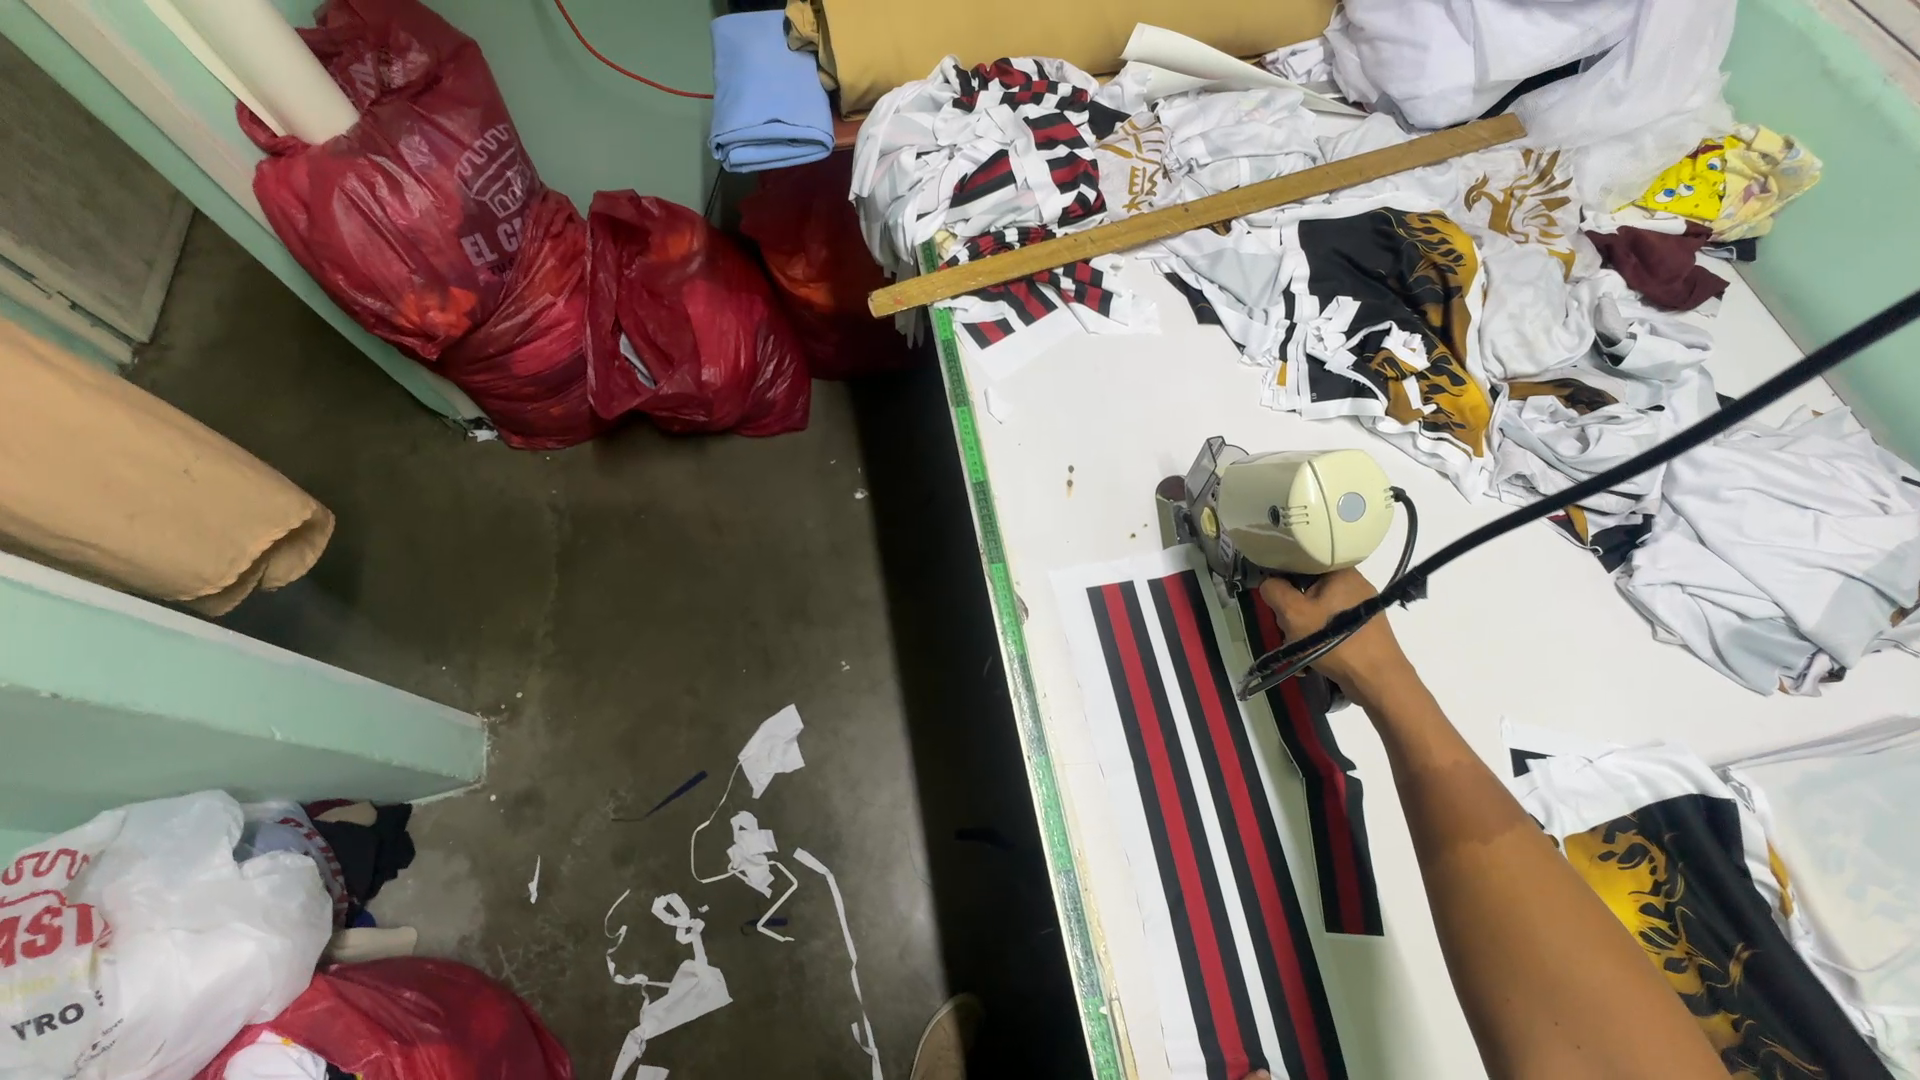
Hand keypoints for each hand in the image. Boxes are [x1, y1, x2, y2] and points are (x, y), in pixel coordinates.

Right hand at [1258, 568, 1413, 705]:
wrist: (1377, 679)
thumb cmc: (1334, 640)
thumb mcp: (1292, 613)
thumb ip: (1274, 590)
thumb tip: (1269, 583)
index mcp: (1340, 572)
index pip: (1302, 564)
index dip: (1282, 580)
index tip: (1274, 600)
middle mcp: (1355, 583)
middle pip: (1308, 590)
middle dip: (1292, 612)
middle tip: (1287, 630)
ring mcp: (1362, 606)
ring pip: (1318, 610)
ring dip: (1303, 629)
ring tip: (1299, 650)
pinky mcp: (1365, 626)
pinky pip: (1332, 625)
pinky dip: (1319, 638)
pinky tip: (1313, 657)